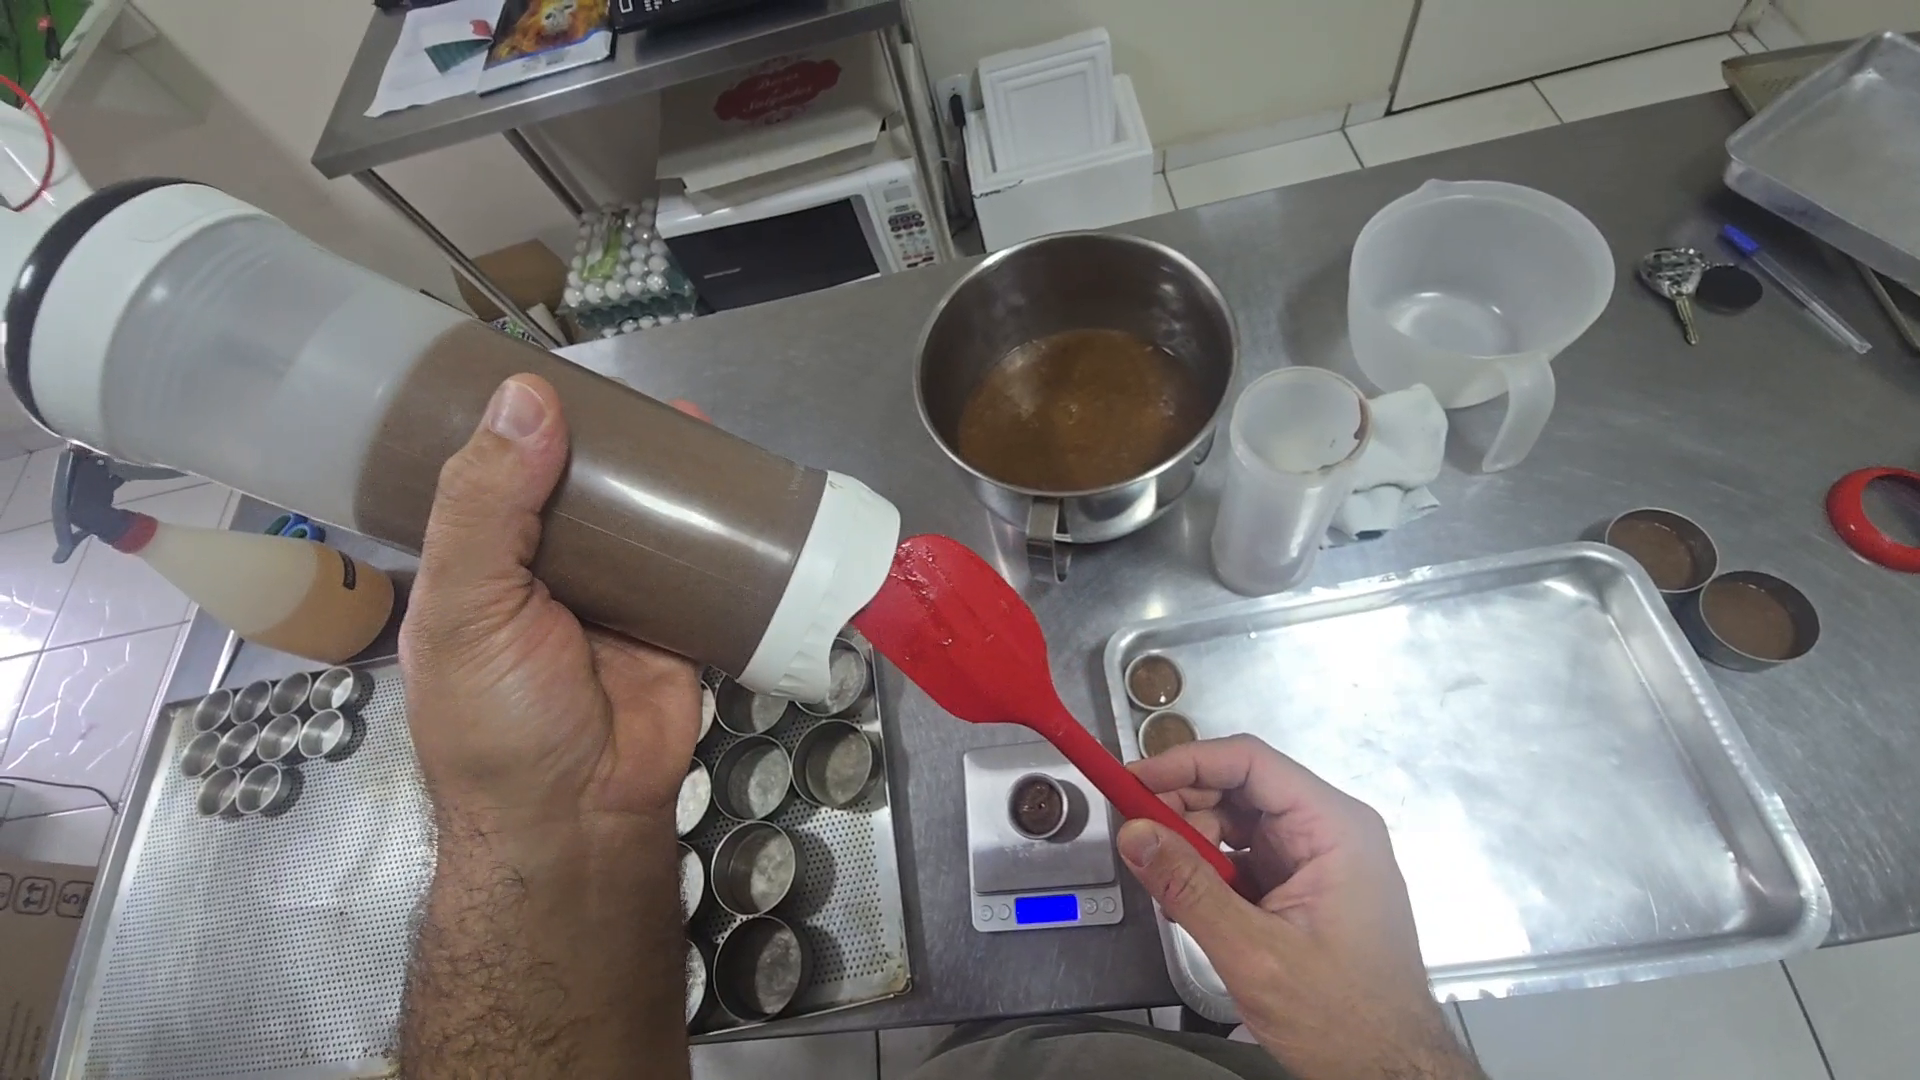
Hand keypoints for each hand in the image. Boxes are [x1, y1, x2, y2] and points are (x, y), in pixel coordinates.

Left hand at [398, 373, 695, 1078]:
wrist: (582, 812)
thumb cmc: (502, 715)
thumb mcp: (467, 606)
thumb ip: (487, 505)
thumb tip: (525, 395)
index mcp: (486, 561)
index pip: (503, 474)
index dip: (530, 425)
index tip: (569, 377)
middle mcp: (555, 572)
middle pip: (590, 490)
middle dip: (623, 447)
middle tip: (658, 407)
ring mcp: (623, 597)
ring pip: (652, 522)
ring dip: (677, 481)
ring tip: (707, 434)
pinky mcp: (680, 622)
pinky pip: (702, 567)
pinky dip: (723, 534)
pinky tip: (746, 497)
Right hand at [1119, 735, 1479, 1079]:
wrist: (1390, 1079)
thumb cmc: (1346, 1021)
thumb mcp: (1255, 953)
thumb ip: (1188, 888)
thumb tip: (1133, 834)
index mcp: (1333, 826)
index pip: (1249, 761)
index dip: (1186, 763)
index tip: (1134, 780)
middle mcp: (1324, 828)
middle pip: (1237, 786)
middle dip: (1183, 808)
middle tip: (1140, 836)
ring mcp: (1312, 855)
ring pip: (1233, 819)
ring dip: (1191, 844)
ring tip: (1169, 886)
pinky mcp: (1298, 881)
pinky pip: (1240, 852)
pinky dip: (1206, 869)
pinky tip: (1188, 899)